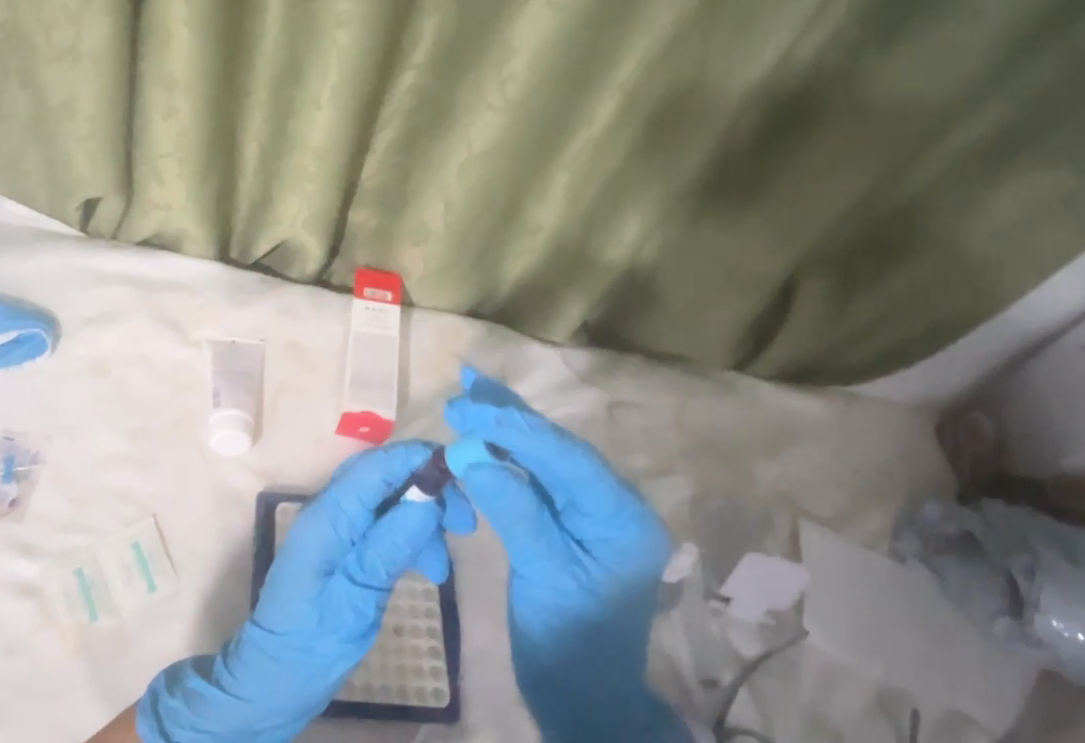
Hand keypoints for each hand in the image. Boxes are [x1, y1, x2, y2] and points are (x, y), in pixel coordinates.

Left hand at [135, 442, 472, 742]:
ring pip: (389, 500)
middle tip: (464, 524)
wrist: (277, 677)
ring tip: (441, 566)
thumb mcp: (357, 599)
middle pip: (385, 476)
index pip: (376, 465)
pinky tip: (428, 569)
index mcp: (327, 517)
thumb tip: (429, 497)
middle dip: (428, 489)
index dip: (418, 459)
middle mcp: (330, 511)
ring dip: (423, 520)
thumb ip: (390, 546)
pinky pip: (385, 524)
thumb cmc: (313, 641)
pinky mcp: (347, 547)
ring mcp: (338, 528)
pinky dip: (411, 538)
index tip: (463, 473)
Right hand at [444, 369, 684, 742]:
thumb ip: (514, 510)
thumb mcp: (541, 578)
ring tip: (469, 394)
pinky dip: (508, 456)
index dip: (512, 425)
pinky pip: (540, 479)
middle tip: (465, 383)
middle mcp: (614, 505)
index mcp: (621, 518)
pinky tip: (482, 439)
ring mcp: (594, 514)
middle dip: (510, 415)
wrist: (586, 702)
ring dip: (506, 428)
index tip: (463, 405)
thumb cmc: (568, 645)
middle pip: (557, 447)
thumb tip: (471, 452)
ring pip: (547, 457)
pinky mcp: (573, 524)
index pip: (564, 455)